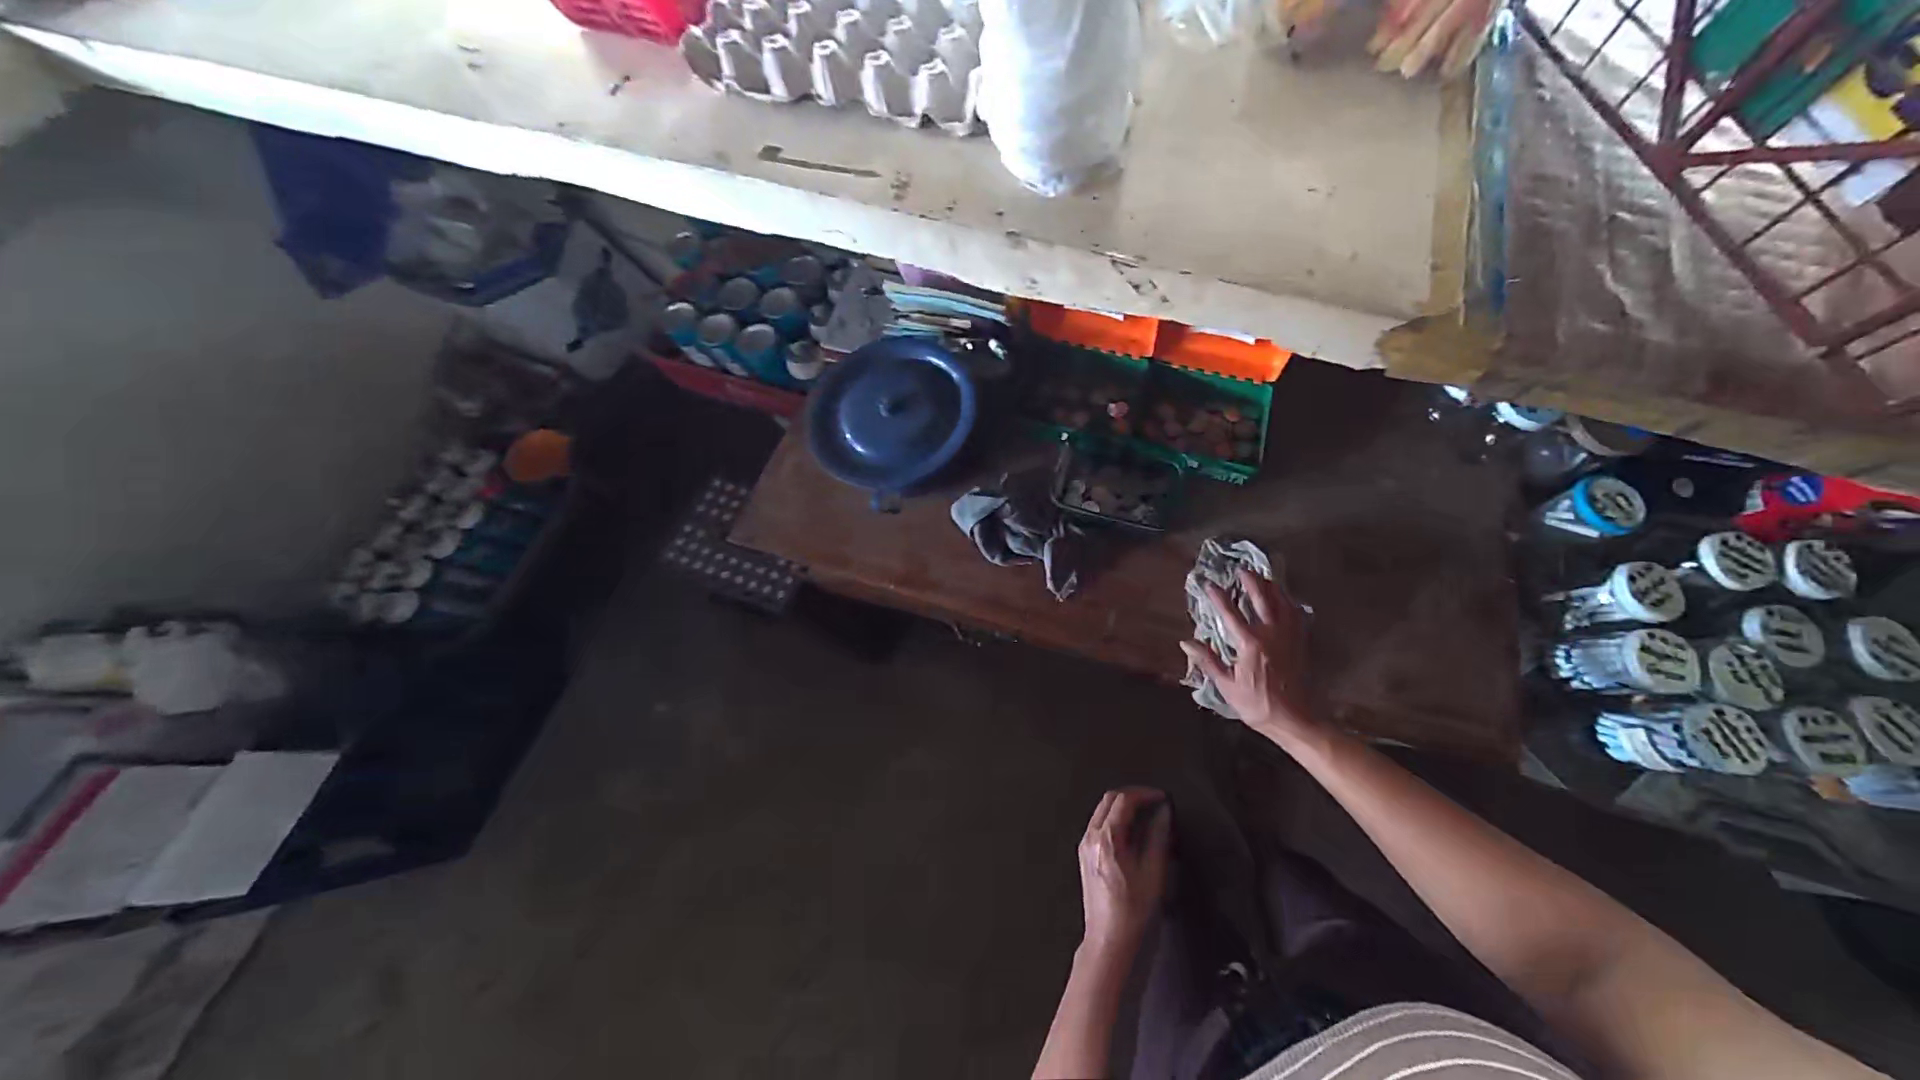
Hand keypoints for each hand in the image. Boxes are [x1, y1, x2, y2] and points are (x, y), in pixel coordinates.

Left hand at [1077, 787, 1170, 953]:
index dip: (1144, 794)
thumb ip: (1158, 838)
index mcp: (1106, 839)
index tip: (1162, 797)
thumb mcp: (1152, 874)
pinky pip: (1099, 824)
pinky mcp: (1085, 854)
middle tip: (1154, 800)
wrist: (1108, 939)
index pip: (1123, 800)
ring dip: (1123, 806)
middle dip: (1133, 795)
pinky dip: (1115, 818)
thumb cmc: (1132, 911)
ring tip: (1147, 813)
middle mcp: (1091, 837)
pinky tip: (1132, 831)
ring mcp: (1085, 845)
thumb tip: (1164, 814)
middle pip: (1109, 799)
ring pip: (1102, 810)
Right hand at [1180, 568, 1321, 748]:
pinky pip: (1296, 615)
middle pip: (1262, 599)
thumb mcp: (1226, 685)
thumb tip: (1186, 642)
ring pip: (1282, 603)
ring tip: (1264, 577)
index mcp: (1250, 644)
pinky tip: (1285, 599)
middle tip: (1242, 569)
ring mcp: (1289, 637)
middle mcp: (1271, 634)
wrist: (1294, 719)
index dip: (1218, 597)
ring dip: (1272, 588)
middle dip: (1251, 582)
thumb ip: (1207, 660)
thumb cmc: (1256, 704)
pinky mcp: (1300, 643)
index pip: (1230, 613)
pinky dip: (1289, 602)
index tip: (1208, 584)